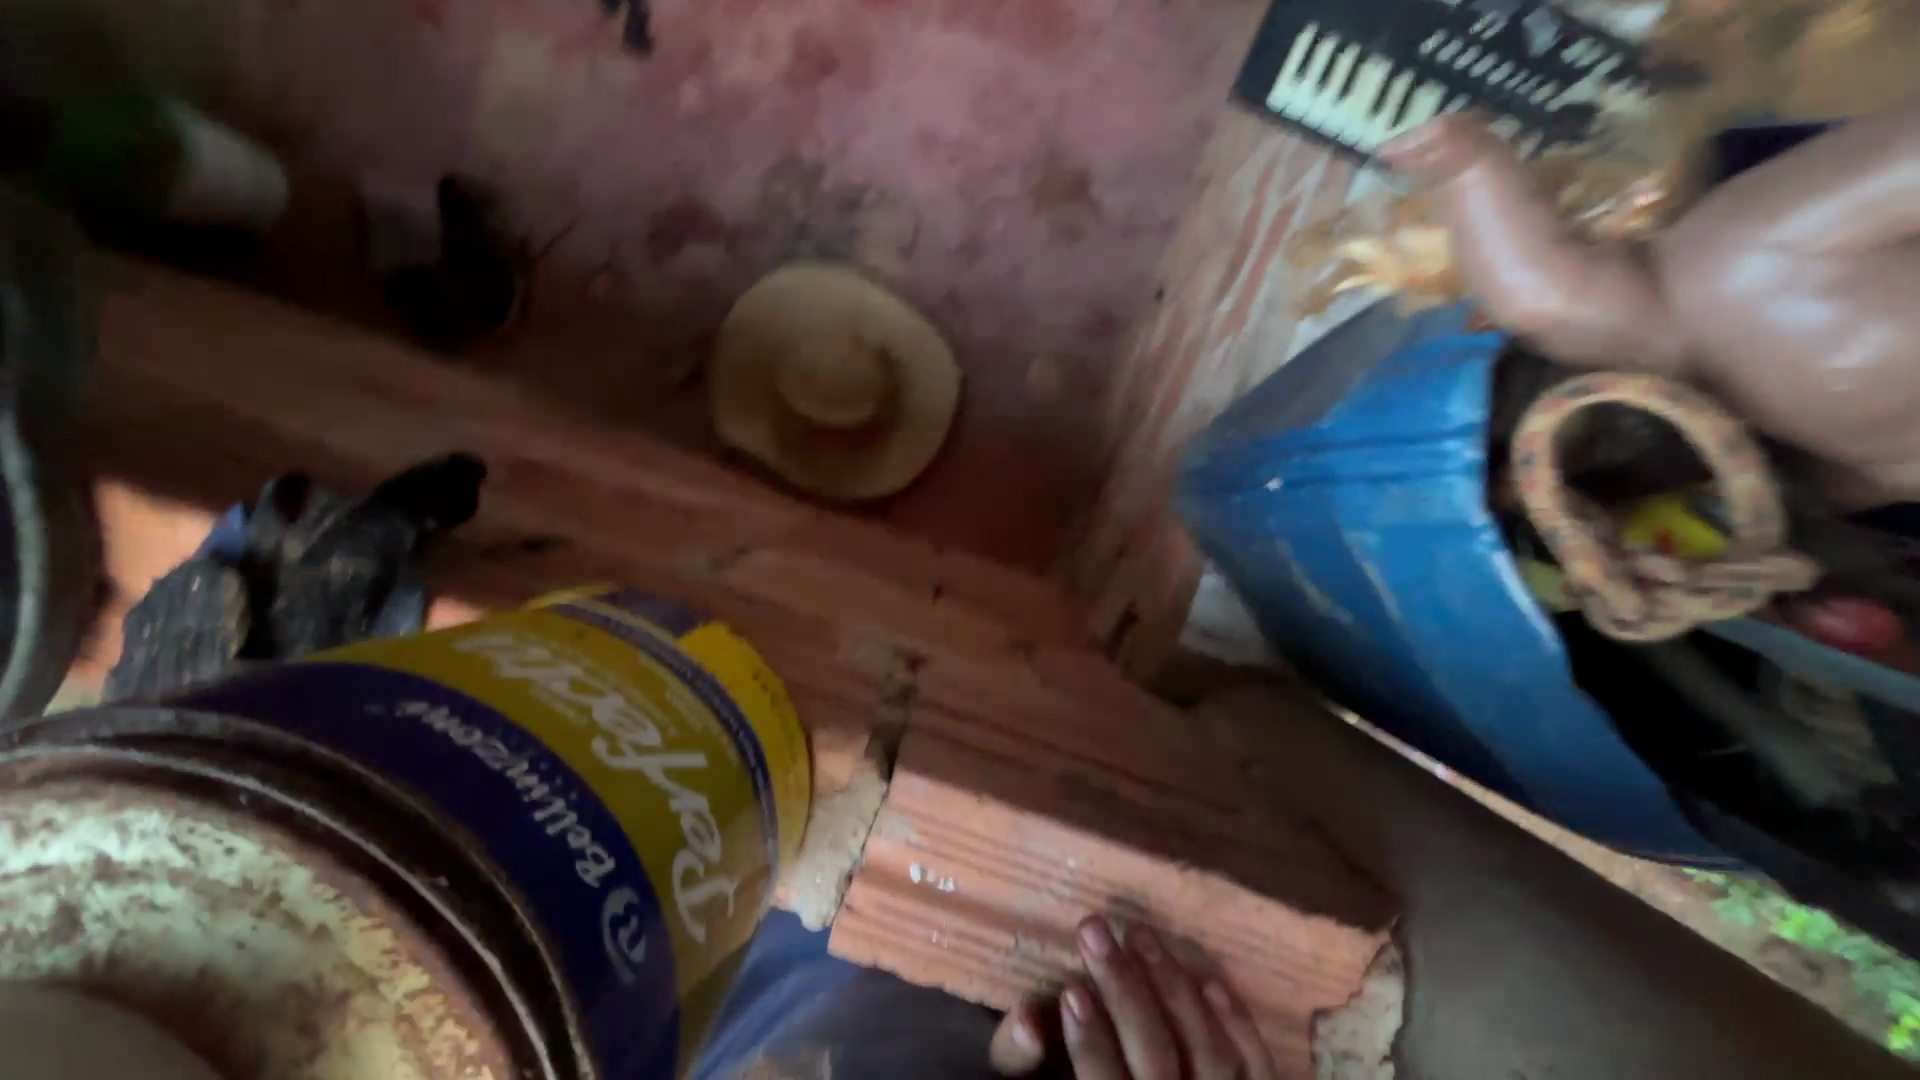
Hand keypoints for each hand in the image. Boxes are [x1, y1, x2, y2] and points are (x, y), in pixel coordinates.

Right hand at [989, 916, 1276, 1079]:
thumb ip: (1022, 1064)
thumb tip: (1026, 1022)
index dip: (1090, 1043)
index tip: (1071, 987)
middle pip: (1156, 1057)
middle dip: (1124, 990)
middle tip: (1092, 927)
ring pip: (1208, 1053)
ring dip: (1172, 987)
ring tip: (1139, 933)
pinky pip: (1256, 1066)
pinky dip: (1237, 1023)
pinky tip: (1210, 980)